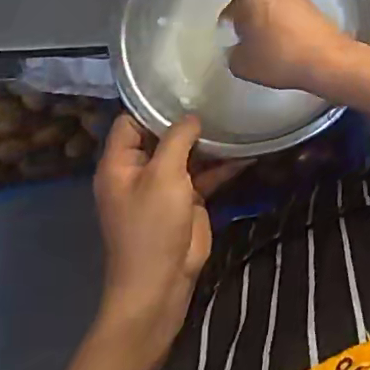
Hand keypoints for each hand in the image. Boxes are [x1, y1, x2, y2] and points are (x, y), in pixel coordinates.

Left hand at [92, 114, 249, 341]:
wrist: (161, 283)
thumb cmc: (152, 226)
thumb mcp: (163, 176)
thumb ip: (177, 139)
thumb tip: (192, 116)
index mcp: (120, 163)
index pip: (131, 121)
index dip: (154, 105)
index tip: (185, 86)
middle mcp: (140, 171)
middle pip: (163, 136)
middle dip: (189, 120)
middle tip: (219, 96)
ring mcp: (165, 187)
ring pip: (188, 155)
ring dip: (210, 142)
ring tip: (237, 117)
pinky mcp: (187, 201)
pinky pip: (205, 175)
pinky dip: (224, 165)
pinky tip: (248, 151)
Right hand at [222, 0, 362, 93]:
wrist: (327, 59)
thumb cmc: (279, 59)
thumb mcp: (241, 65)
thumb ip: (232, 53)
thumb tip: (238, 48)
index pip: (230, 14)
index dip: (230, 33)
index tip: (236, 47)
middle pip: (253, 7)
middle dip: (251, 23)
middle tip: (254, 46)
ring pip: (273, 8)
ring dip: (271, 22)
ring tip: (274, 46)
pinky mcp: (314, 3)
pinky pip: (291, 13)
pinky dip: (288, 24)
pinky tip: (291, 42)